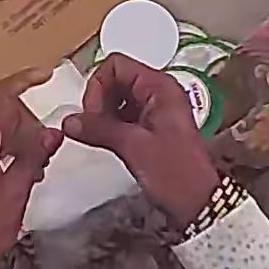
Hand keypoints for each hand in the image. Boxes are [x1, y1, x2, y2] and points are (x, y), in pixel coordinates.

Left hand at [0, 69, 61, 268]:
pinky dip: (13, 149)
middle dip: (30, 124)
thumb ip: (34, 157)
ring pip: (1, 129)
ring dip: (23, 139)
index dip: (24, 81)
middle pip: (4, 114)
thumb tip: (54, 131)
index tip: (46, 74)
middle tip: (48, 146)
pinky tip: (27, 169)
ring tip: (39, 164)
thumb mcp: (16, 192)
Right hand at [63, 53, 218, 223]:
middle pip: (116, 78)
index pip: (117, 65)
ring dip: (103, 113)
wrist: (199, 204)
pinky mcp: (152, 126)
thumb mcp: (134, 147)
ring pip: (118, 97)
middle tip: (92, 127)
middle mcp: (158, 91)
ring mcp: (156, 109)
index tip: (91, 113)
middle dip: (99, 100)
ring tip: (99, 136)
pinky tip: (108, 141)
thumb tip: (69, 120)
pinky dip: (111, 124)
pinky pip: (124, 114)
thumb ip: (100, 128)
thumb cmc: (175, 173)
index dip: (98, 85)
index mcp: (160, 86)